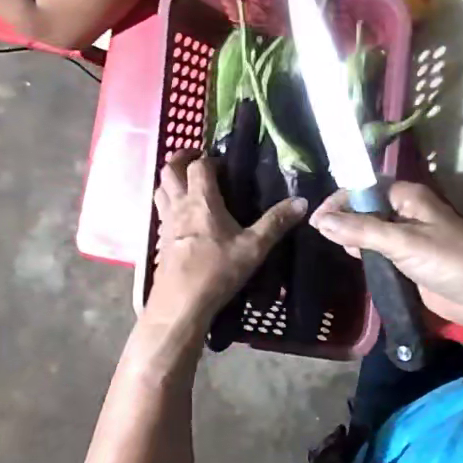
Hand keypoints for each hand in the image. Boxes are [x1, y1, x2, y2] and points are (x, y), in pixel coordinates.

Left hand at [144, 149, 306, 334]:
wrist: (180, 304)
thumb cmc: (217, 272)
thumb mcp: (254, 248)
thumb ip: (276, 223)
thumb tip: (302, 201)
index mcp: (201, 200)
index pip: (199, 165)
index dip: (209, 158)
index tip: (223, 162)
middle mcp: (179, 205)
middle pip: (169, 170)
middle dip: (181, 159)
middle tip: (197, 160)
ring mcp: (165, 223)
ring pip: (161, 189)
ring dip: (172, 180)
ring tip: (188, 184)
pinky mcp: (159, 241)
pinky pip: (160, 211)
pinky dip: (168, 204)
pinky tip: (182, 218)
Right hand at [310, 182, 462, 330]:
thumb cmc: (452, 261)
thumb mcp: (404, 242)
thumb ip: (362, 231)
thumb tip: (321, 221)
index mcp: (408, 197)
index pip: (365, 188)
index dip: (340, 199)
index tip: (317, 219)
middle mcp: (406, 213)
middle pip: (366, 209)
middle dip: (343, 219)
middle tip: (321, 236)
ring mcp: (408, 239)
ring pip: (371, 232)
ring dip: (353, 238)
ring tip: (332, 248)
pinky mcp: (410, 263)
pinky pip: (380, 254)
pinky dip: (365, 256)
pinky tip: (351, 262)